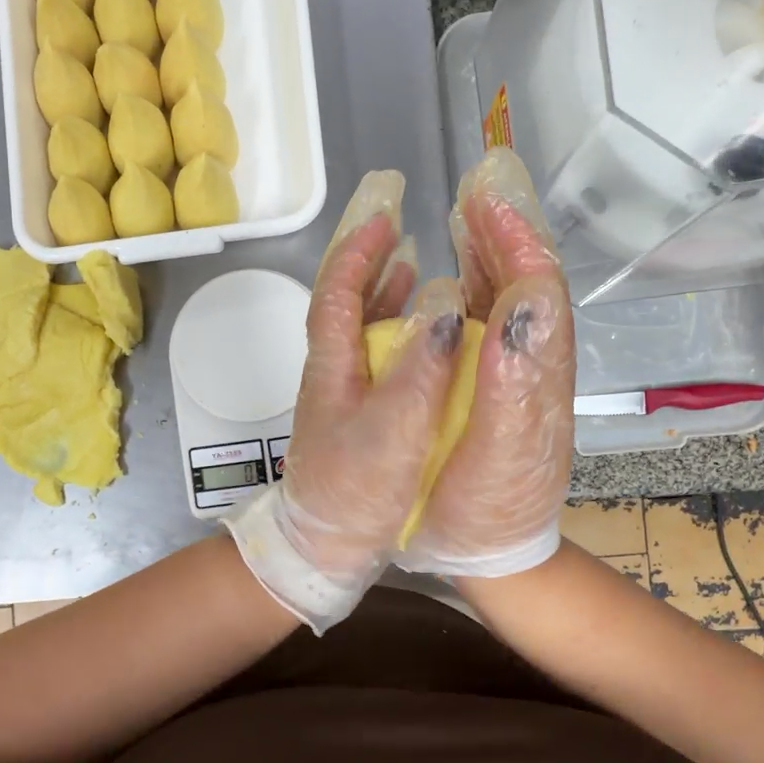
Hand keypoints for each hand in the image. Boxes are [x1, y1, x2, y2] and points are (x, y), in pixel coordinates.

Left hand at [224, 171, 460, 631]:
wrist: (322, 550)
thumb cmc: (354, 492)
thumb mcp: (392, 430)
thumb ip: (419, 369)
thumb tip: (441, 301)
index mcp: (332, 368)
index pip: (337, 292)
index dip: (360, 249)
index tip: (385, 212)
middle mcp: (331, 375)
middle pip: (343, 303)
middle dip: (369, 260)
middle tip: (399, 223)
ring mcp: (341, 399)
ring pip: (360, 330)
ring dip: (383, 294)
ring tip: (414, 264)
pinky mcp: (355, 423)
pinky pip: (375, 361)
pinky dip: (395, 336)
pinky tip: (419, 339)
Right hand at [404, 147, 576, 577]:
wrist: (486, 553)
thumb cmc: (489, 510)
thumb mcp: (504, 454)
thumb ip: (516, 381)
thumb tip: (522, 297)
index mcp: (539, 371)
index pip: (537, 287)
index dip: (515, 237)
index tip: (485, 196)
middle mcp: (532, 363)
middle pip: (526, 282)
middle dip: (505, 231)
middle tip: (475, 186)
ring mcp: (511, 374)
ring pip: (506, 298)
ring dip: (488, 251)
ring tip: (462, 213)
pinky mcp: (488, 388)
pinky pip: (484, 324)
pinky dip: (471, 288)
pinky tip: (449, 273)